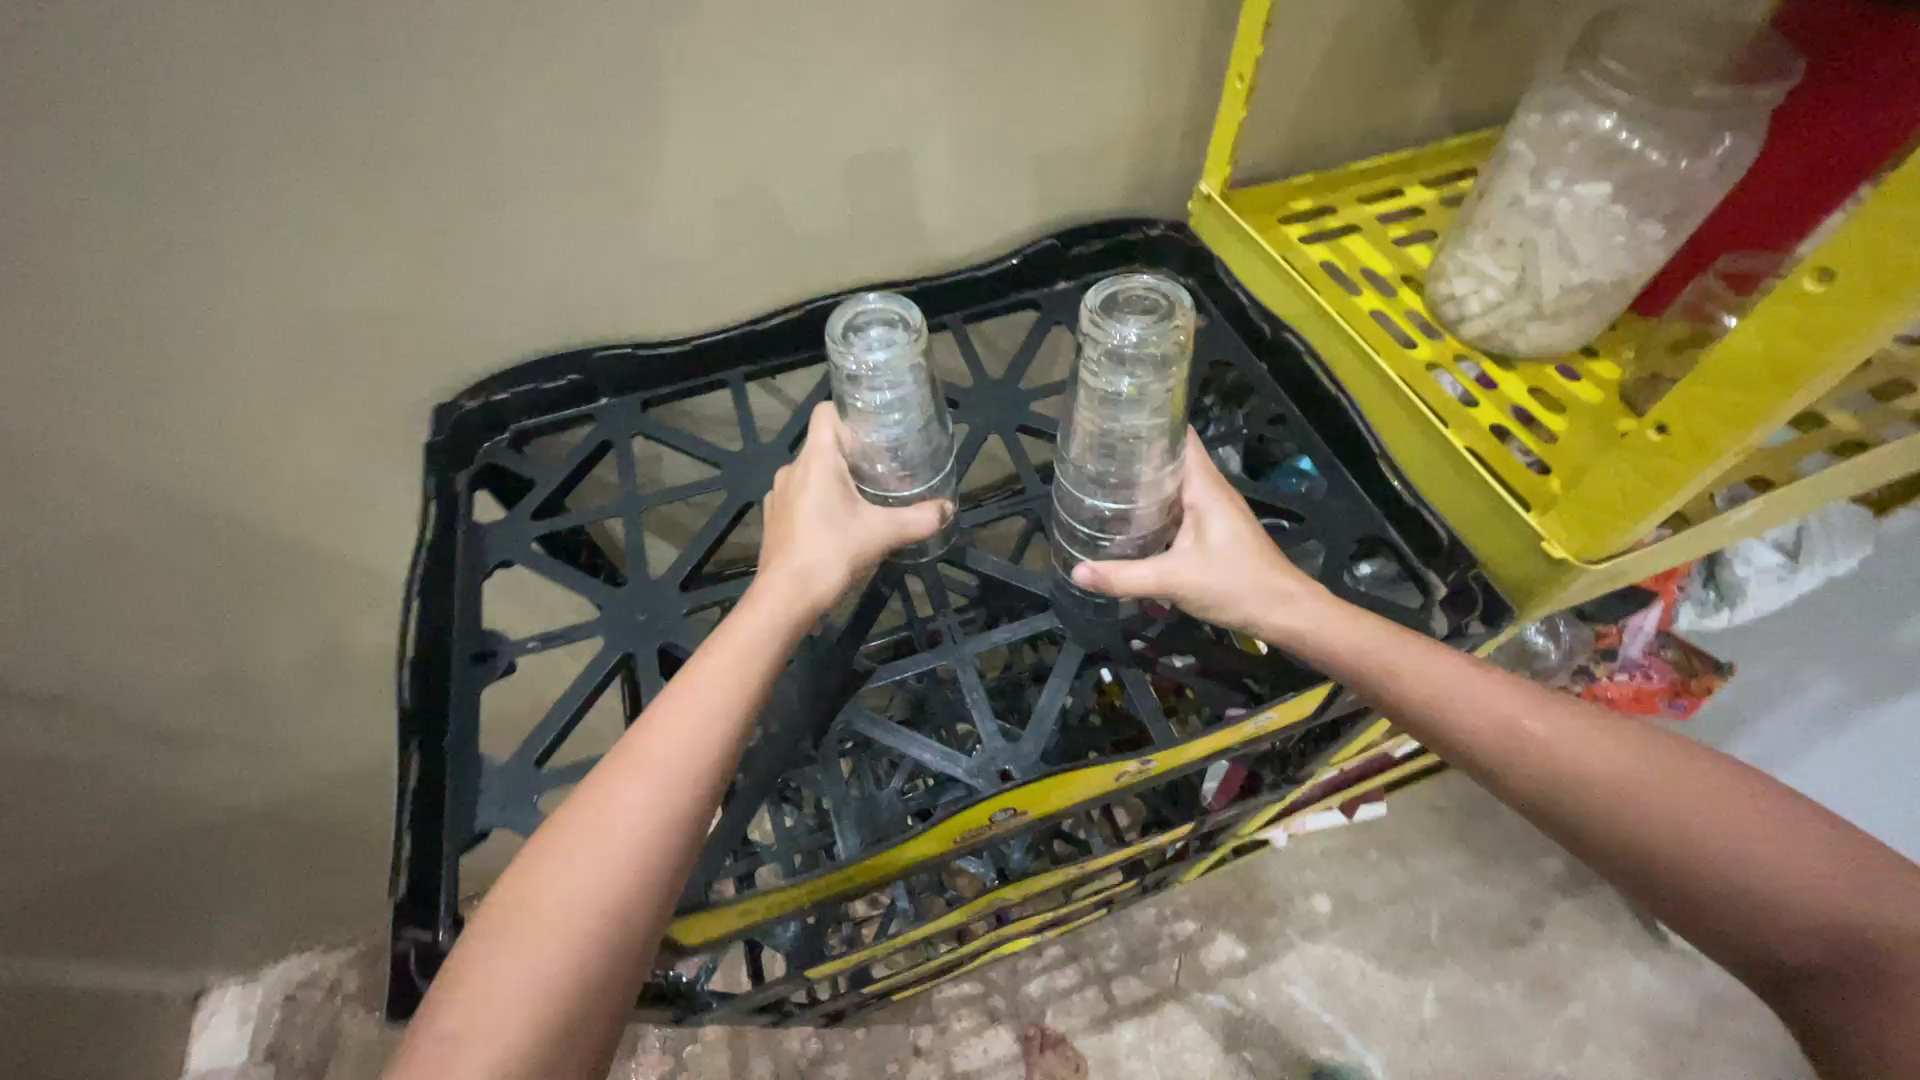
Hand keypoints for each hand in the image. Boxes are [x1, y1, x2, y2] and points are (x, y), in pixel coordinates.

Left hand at [753, 402, 949, 619]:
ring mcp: (778, 494)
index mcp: (816, 459)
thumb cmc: (831, 553)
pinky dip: (817, 503)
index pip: (826, 412)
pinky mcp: (773, 518)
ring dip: (834, 481)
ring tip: (862, 498)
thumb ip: (918, 519)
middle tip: (883, 470)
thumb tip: (947, 508)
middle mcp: (792, 469)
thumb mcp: (882, 534)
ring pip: (810, 474)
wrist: (786, 597)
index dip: (850, 416)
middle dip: (852, 455)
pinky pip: (799, 498)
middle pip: (823, 445)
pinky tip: (836, 524)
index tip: (875, 433)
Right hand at [1069, 429, 1331, 642]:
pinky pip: (1180, 507)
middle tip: (1096, 457)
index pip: (1179, 436)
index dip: (1149, 424)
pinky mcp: (1215, 530)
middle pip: (1172, 458)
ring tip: (1105, 483)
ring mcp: (1214, 510)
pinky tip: (1132, 519)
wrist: (1283, 611)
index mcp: (1204, 486)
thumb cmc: (1235, 585)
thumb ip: (1123, 577)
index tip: (1114, 423)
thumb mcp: (1173, 581)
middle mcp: (1210, 490)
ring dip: (1146, 483)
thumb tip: (1076, 572)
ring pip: (1175, 485)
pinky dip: (1156, 507)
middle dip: (1137, 456)